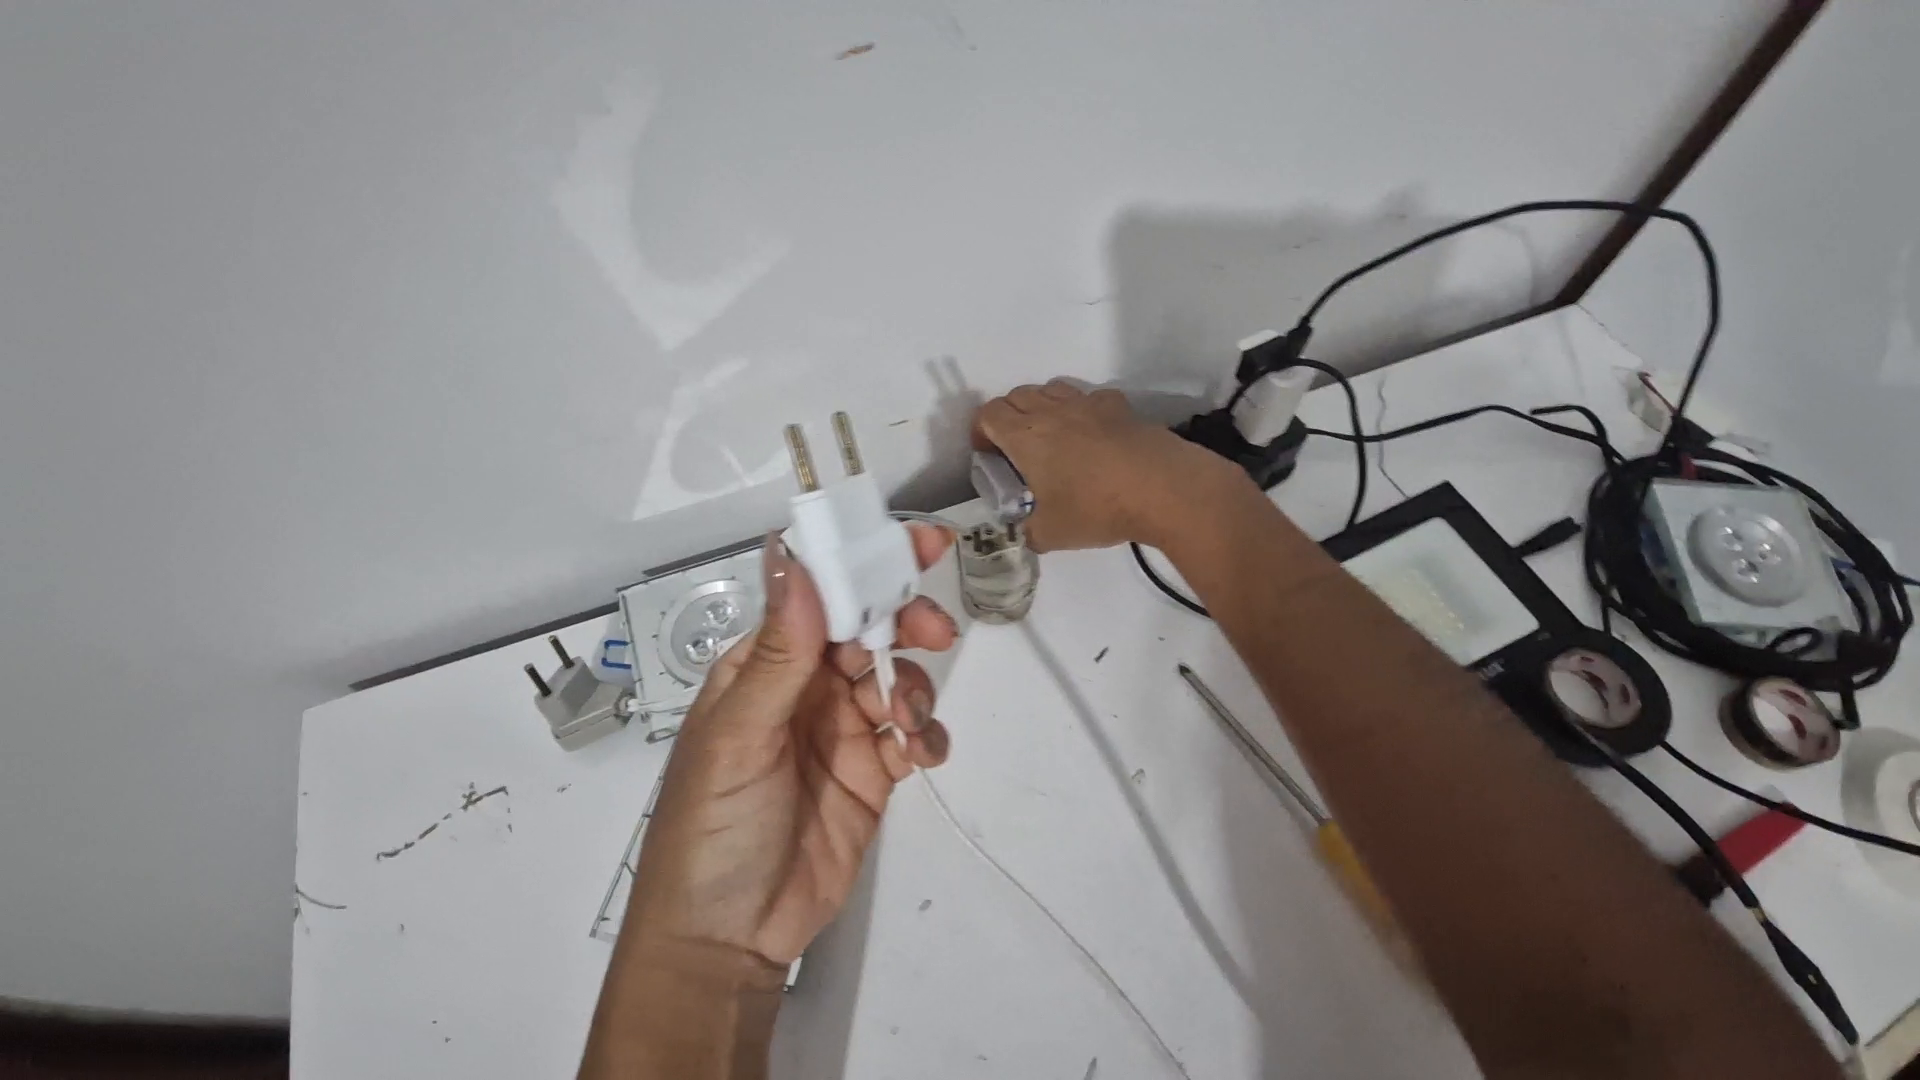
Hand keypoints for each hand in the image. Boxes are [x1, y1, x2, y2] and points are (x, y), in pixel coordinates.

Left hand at [625, 527, 957, 964]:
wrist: (729, 937)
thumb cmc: (713, 826)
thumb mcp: (738, 737)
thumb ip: (777, 656)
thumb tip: (799, 564)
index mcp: (763, 666)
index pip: (817, 596)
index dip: (863, 564)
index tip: (916, 543)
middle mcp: (805, 688)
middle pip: (866, 629)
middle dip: (904, 619)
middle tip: (935, 629)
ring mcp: (843, 731)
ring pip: (896, 676)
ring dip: (914, 684)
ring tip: (907, 718)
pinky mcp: (874, 774)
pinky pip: (913, 735)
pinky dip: (927, 734)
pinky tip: (921, 754)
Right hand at [973, 378, 1244, 551]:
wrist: (1163, 488)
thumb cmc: (1097, 509)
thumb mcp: (1051, 534)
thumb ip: (1029, 532)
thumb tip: (1028, 533)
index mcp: (1025, 436)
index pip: (988, 414)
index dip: (981, 432)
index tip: (989, 455)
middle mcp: (1052, 411)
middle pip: (1016, 396)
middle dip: (1008, 417)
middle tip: (1016, 449)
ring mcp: (1088, 404)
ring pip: (1051, 389)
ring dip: (1041, 407)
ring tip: (1051, 438)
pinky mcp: (1119, 406)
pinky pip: (1088, 398)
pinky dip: (1081, 410)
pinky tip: (1092, 435)